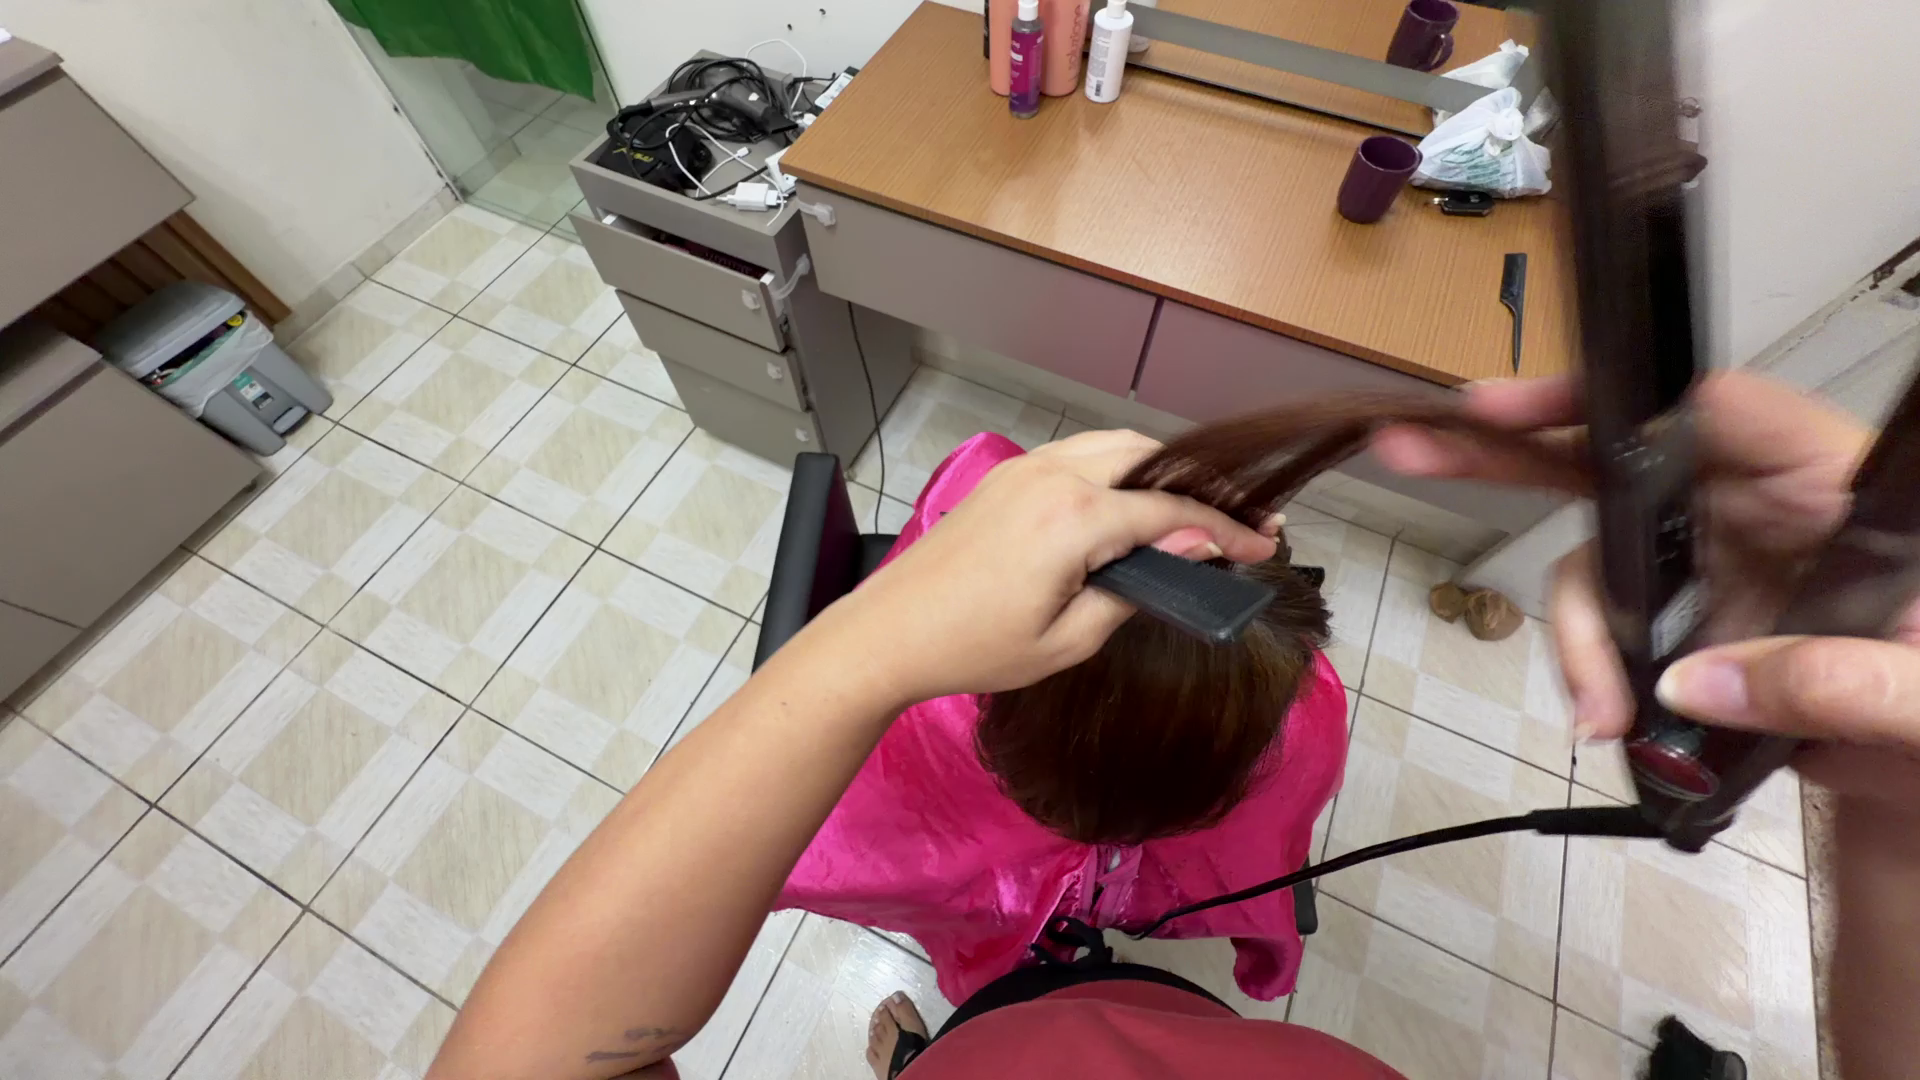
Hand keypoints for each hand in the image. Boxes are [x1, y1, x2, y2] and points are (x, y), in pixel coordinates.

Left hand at [820, 429, 1278, 704]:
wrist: (891, 630)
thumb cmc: (976, 647)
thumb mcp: (1067, 639)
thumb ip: (1136, 588)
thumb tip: (1187, 551)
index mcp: (1072, 518)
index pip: (1171, 510)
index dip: (1226, 527)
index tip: (1265, 543)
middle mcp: (1051, 475)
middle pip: (1146, 455)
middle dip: (1196, 482)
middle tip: (1231, 518)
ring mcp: (1023, 468)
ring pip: (1110, 445)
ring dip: (1155, 468)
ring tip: (1186, 508)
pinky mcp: (1004, 475)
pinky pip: (1076, 454)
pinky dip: (1114, 468)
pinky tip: (1125, 501)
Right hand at [1373, 373, 1919, 806]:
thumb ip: (1843, 680)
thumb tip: (1690, 686)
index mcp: (1821, 489)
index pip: (1707, 410)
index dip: (1598, 398)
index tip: (1499, 409)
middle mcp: (1740, 511)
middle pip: (1599, 463)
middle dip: (1497, 456)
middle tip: (1406, 449)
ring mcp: (1697, 565)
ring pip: (1589, 570)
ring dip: (1572, 636)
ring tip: (1596, 714)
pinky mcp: (1671, 618)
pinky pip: (1597, 626)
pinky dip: (1584, 669)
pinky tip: (1599, 717)